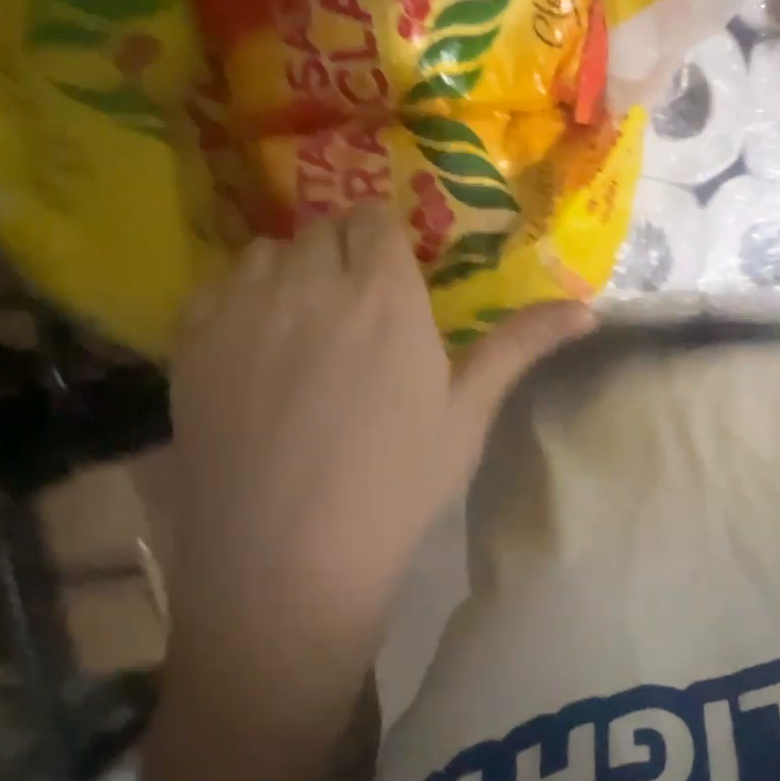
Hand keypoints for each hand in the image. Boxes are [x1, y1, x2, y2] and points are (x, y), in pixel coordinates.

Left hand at [166, 202, 594, 630]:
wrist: (286, 559)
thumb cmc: (397, 486)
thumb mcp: (468, 415)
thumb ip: (520, 346)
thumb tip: (588, 309)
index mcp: (385, 296)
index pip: (378, 222)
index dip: (388, 241)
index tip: (397, 275)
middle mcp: (310, 284)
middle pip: (324, 230)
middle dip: (346, 252)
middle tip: (359, 306)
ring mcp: (241, 310)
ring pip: (268, 251)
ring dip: (293, 269)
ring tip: (307, 321)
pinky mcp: (190, 342)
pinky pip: (217, 285)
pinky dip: (240, 296)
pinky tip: (257, 345)